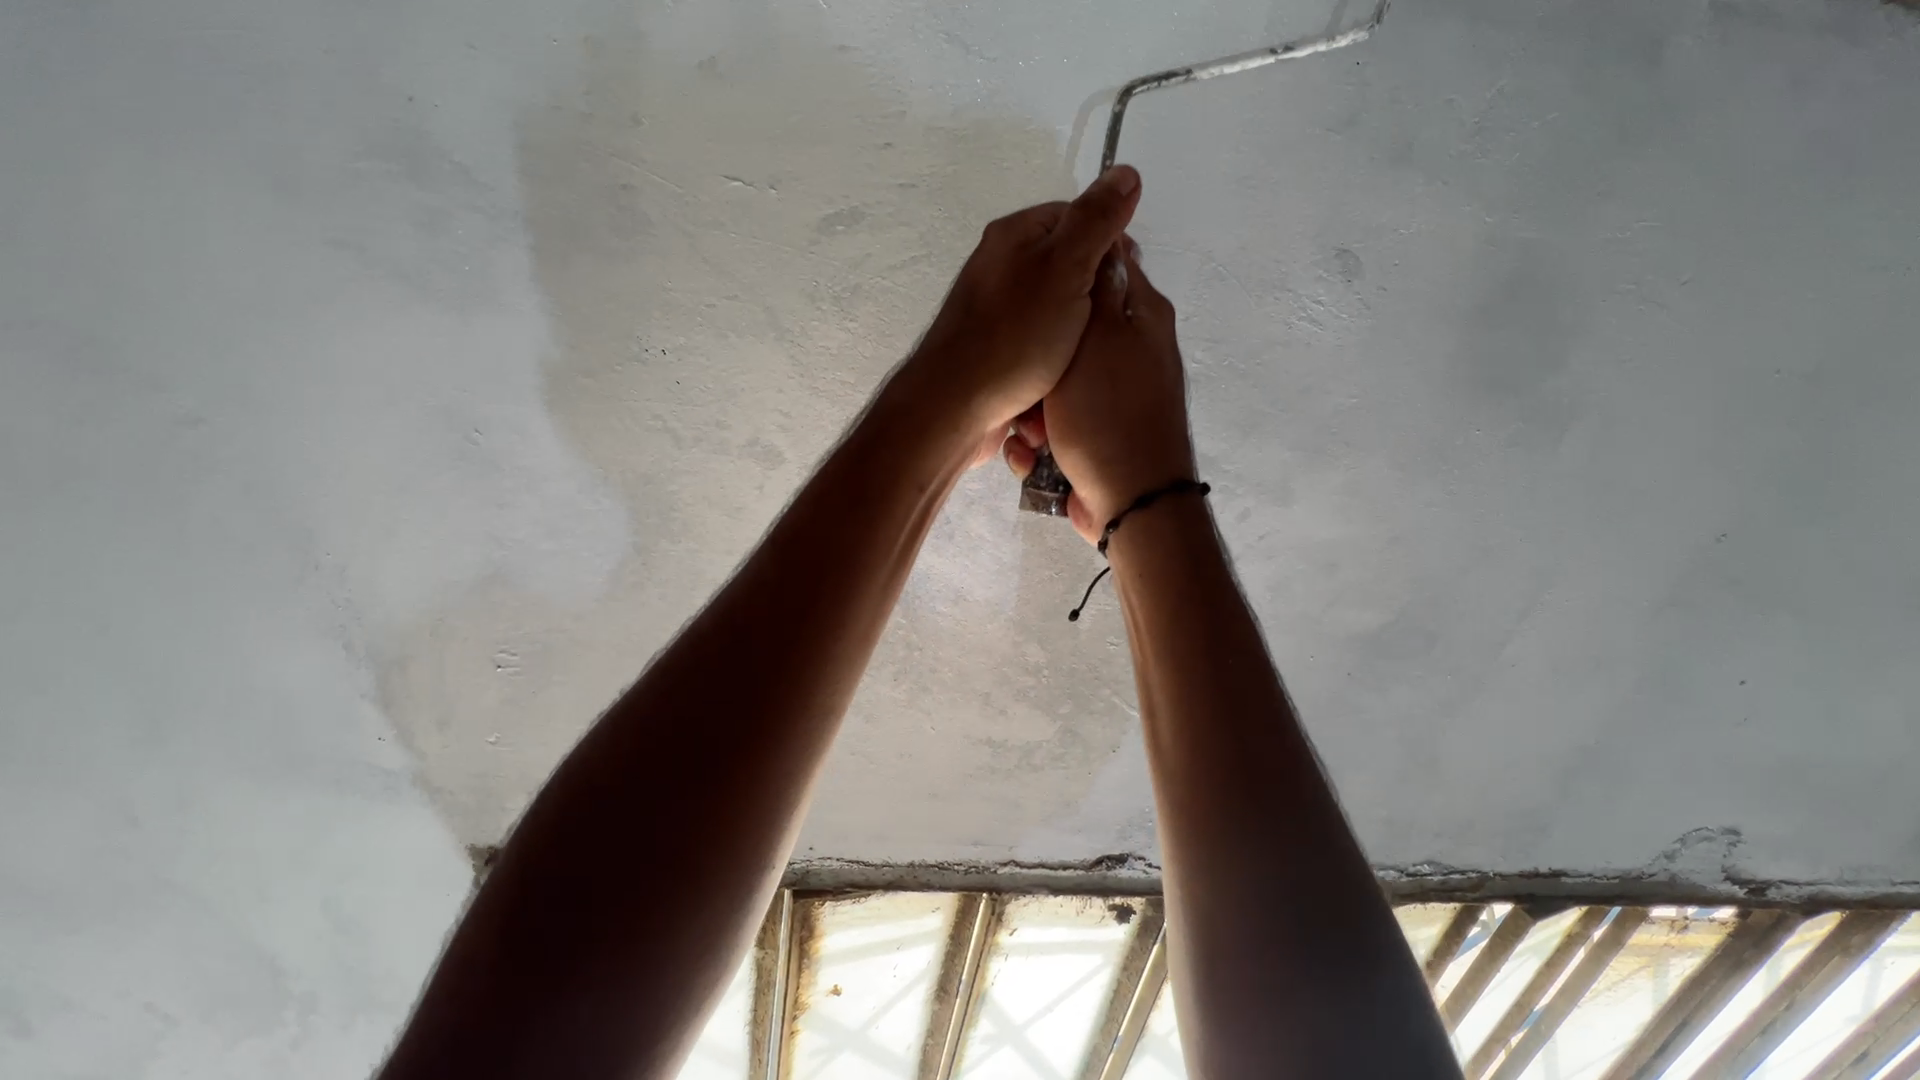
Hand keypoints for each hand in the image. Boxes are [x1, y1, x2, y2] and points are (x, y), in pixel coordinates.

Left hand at [897, 166, 1141, 461]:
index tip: (1128, 276)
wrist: (956, 409)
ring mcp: (995, 312)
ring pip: (1056, 310)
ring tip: (1094, 352)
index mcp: (1013, 236)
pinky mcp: (994, 352)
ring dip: (1078, 330)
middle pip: (1067, 266)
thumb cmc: (1014, 337)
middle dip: (1095, 292)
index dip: (1109, 242)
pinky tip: (1069, 375)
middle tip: (1112, 321)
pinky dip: (1056, 357)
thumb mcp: (1065, 268)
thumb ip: (1096, 222)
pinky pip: (1038, 345)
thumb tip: (1126, 172)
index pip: (1076, 218)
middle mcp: (1000, 268)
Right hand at [1009, 241, 1195, 541]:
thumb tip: (1111, 233)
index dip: (1062, 273)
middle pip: (1069, 332)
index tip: (1028, 293)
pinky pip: (1061, 422)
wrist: (1131, 500)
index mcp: (1142, 315)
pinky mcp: (1100, 435)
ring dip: (1034, 408)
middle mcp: (1134, 350)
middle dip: (1037, 359)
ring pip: (1057, 382)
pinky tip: (1033, 456)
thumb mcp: (1097, 335)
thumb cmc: (1107, 411)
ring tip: (1028, 431)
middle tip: (1025, 379)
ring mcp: (1116, 397)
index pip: (1104, 265)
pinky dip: (1043, 439)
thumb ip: (1098, 284)